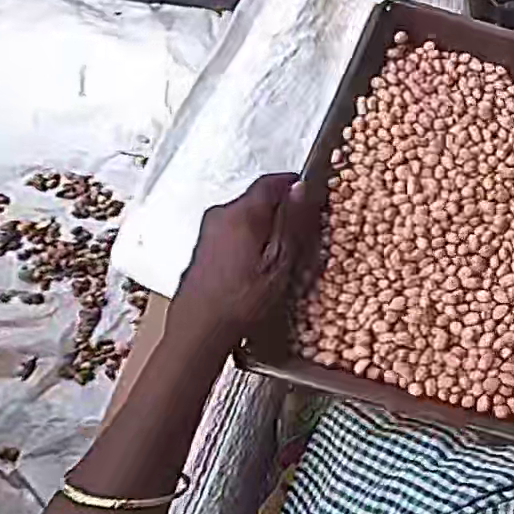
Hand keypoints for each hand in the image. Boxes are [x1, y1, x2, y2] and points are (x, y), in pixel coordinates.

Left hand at [168, 173, 319, 347]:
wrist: (199, 331)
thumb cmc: (243, 299)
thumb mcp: (280, 260)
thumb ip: (292, 221)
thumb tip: (302, 187)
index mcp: (241, 212)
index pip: (272, 182)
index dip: (295, 185)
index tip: (314, 195)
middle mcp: (220, 214)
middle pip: (259, 199)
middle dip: (283, 209)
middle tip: (305, 230)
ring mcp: (209, 231)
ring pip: (247, 216)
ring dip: (268, 226)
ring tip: (285, 252)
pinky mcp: (205, 248)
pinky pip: (235, 232)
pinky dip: (252, 239)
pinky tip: (261, 265)